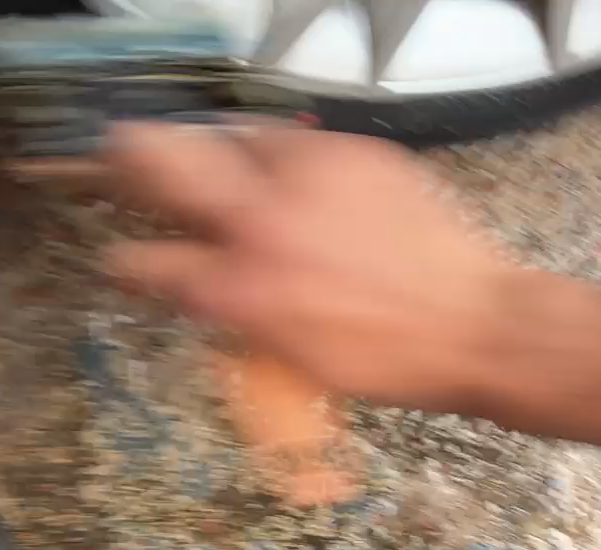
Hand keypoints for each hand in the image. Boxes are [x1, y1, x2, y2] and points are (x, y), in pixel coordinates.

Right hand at [101, 123, 522, 412]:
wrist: (477, 326)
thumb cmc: (397, 363)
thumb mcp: (305, 363)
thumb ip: (249, 321)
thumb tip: (219, 298)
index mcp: (244, 293)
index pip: (149, 266)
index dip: (129, 264)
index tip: (127, 262)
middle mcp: (262, 223)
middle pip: (159, 160)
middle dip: (130, 158)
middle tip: (123, 156)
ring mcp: (307, 178)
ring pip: (231, 136)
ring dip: (219, 154)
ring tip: (229, 173)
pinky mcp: (354, 154)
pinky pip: (298, 140)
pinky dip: (285, 158)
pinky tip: (298, 179)